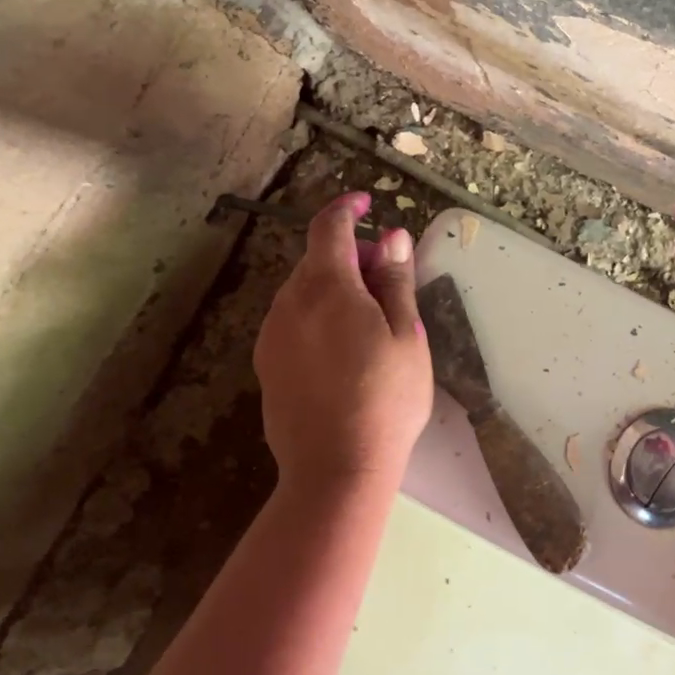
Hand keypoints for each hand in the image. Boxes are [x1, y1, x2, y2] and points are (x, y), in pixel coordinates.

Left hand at [254, 192, 432, 491]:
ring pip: (303, 289)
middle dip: (351, 254)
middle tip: (388, 278)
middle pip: (316, 258)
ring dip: (335, 285)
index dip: (347, 208)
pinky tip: (345, 347)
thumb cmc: (386, 398)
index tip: (368, 204)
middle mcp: (290, 303)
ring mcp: (273, 335)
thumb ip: (396, 280)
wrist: (336, 470)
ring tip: (371, 318)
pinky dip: (318, 312)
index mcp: (328, 288)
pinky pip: (293, 319)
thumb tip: (392, 235)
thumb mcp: (407, 335)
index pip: (328, 227)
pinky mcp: (267, 363)